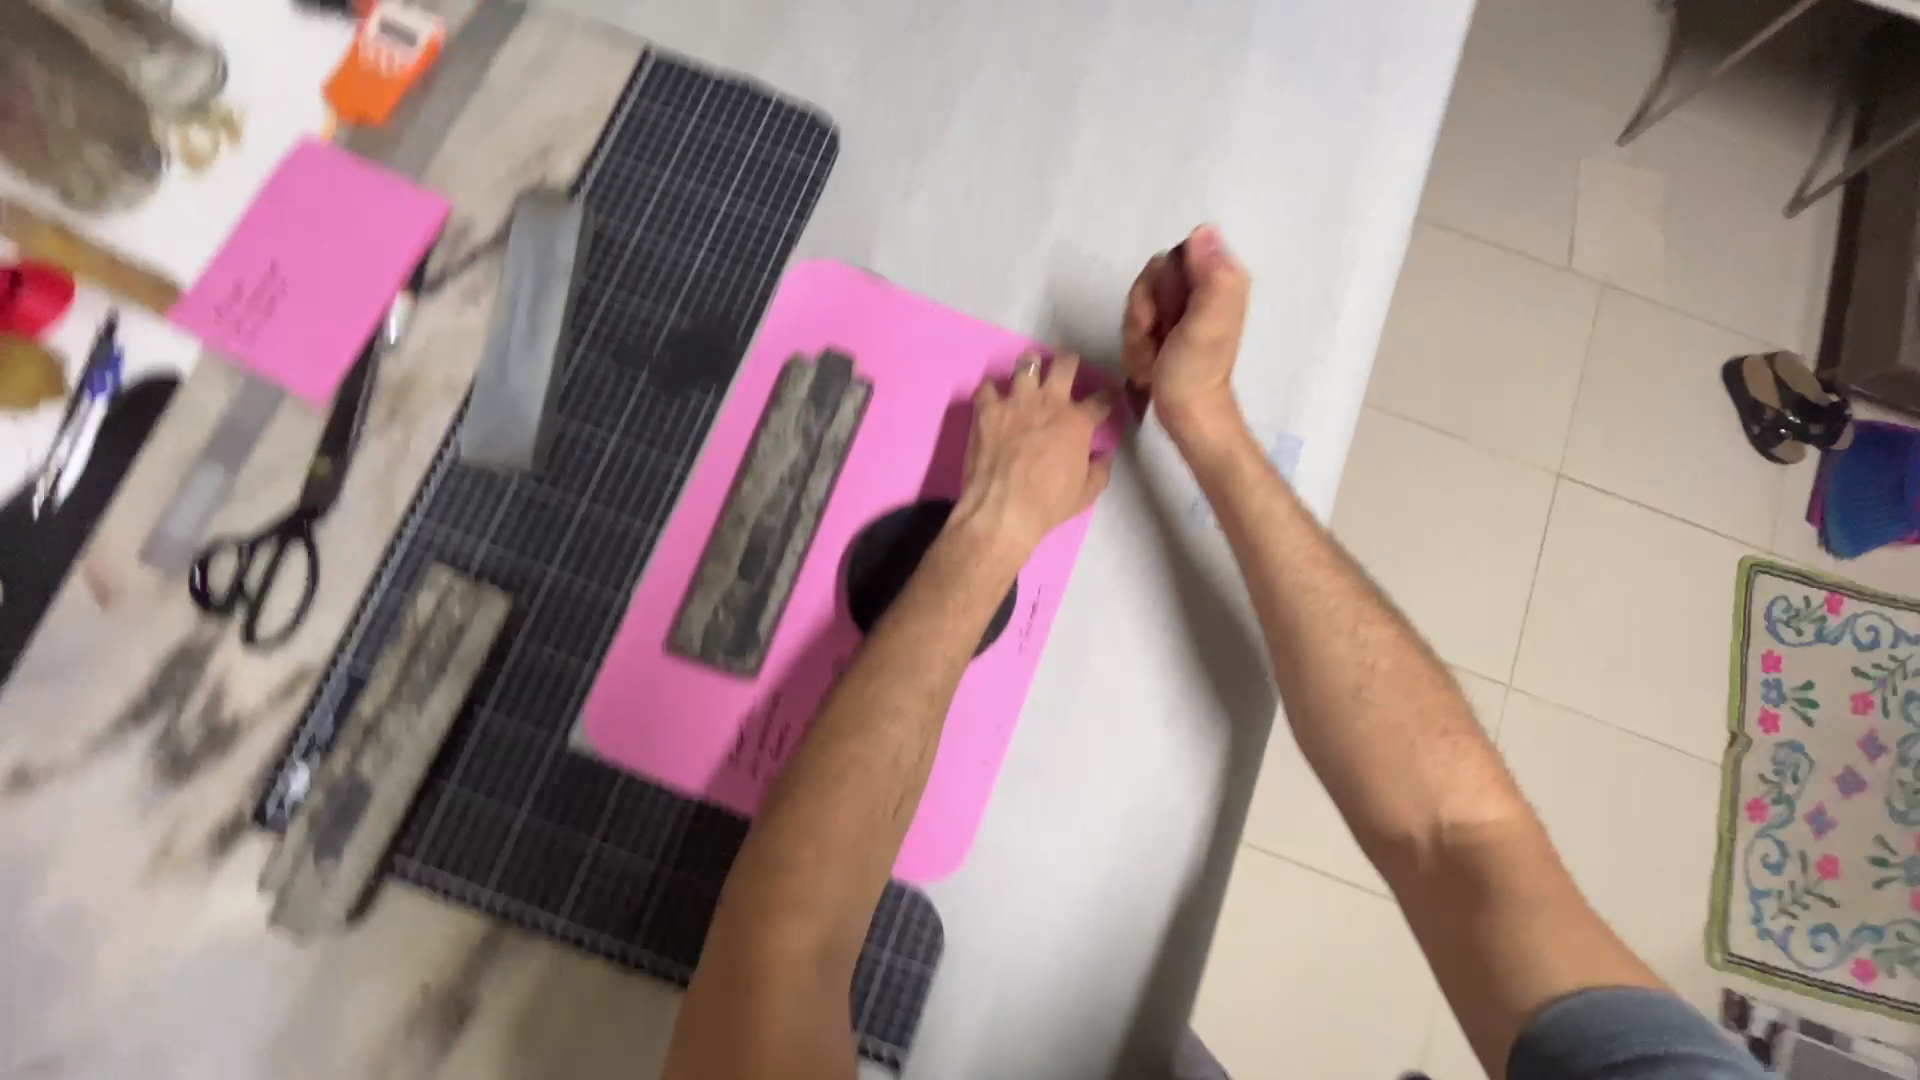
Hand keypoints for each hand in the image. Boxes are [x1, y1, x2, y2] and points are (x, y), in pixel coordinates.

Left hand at [952, 352, 1113, 559]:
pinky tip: (992, 398)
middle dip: (1069, 362)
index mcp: (1077, 422)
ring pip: (1026, 364)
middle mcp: (1049, 403)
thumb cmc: (1048, 505)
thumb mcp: (1085, 493)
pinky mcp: (987, 409)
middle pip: (1065, 365)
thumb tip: (1103, 456)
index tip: (1108, 393)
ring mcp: (1016, 402)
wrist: (1002, 509)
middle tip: (1066, 367)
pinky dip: (990, 391)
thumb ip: (1099, 470)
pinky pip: (987, 386)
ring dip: (1030, 365)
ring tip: (1029, 371)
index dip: (1108, 394)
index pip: (1102, 398)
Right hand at [1120, 224, 1250, 445]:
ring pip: (1137, 305)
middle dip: (1141, 316)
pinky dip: (1136, 349)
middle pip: (1148, 281)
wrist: (1186, 415)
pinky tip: (1151, 365)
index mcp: (1217, 279)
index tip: (1161, 318)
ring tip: (1153, 359)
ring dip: (1137, 337)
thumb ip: (1210, 276)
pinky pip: (1134, 325)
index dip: (1154, 289)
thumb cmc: (1195, 373)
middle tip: (1155, 342)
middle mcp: (1200, 289)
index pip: (1167, 259)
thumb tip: (1202, 229)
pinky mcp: (1166, 331)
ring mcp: (1181, 311)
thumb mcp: (1207, 324)